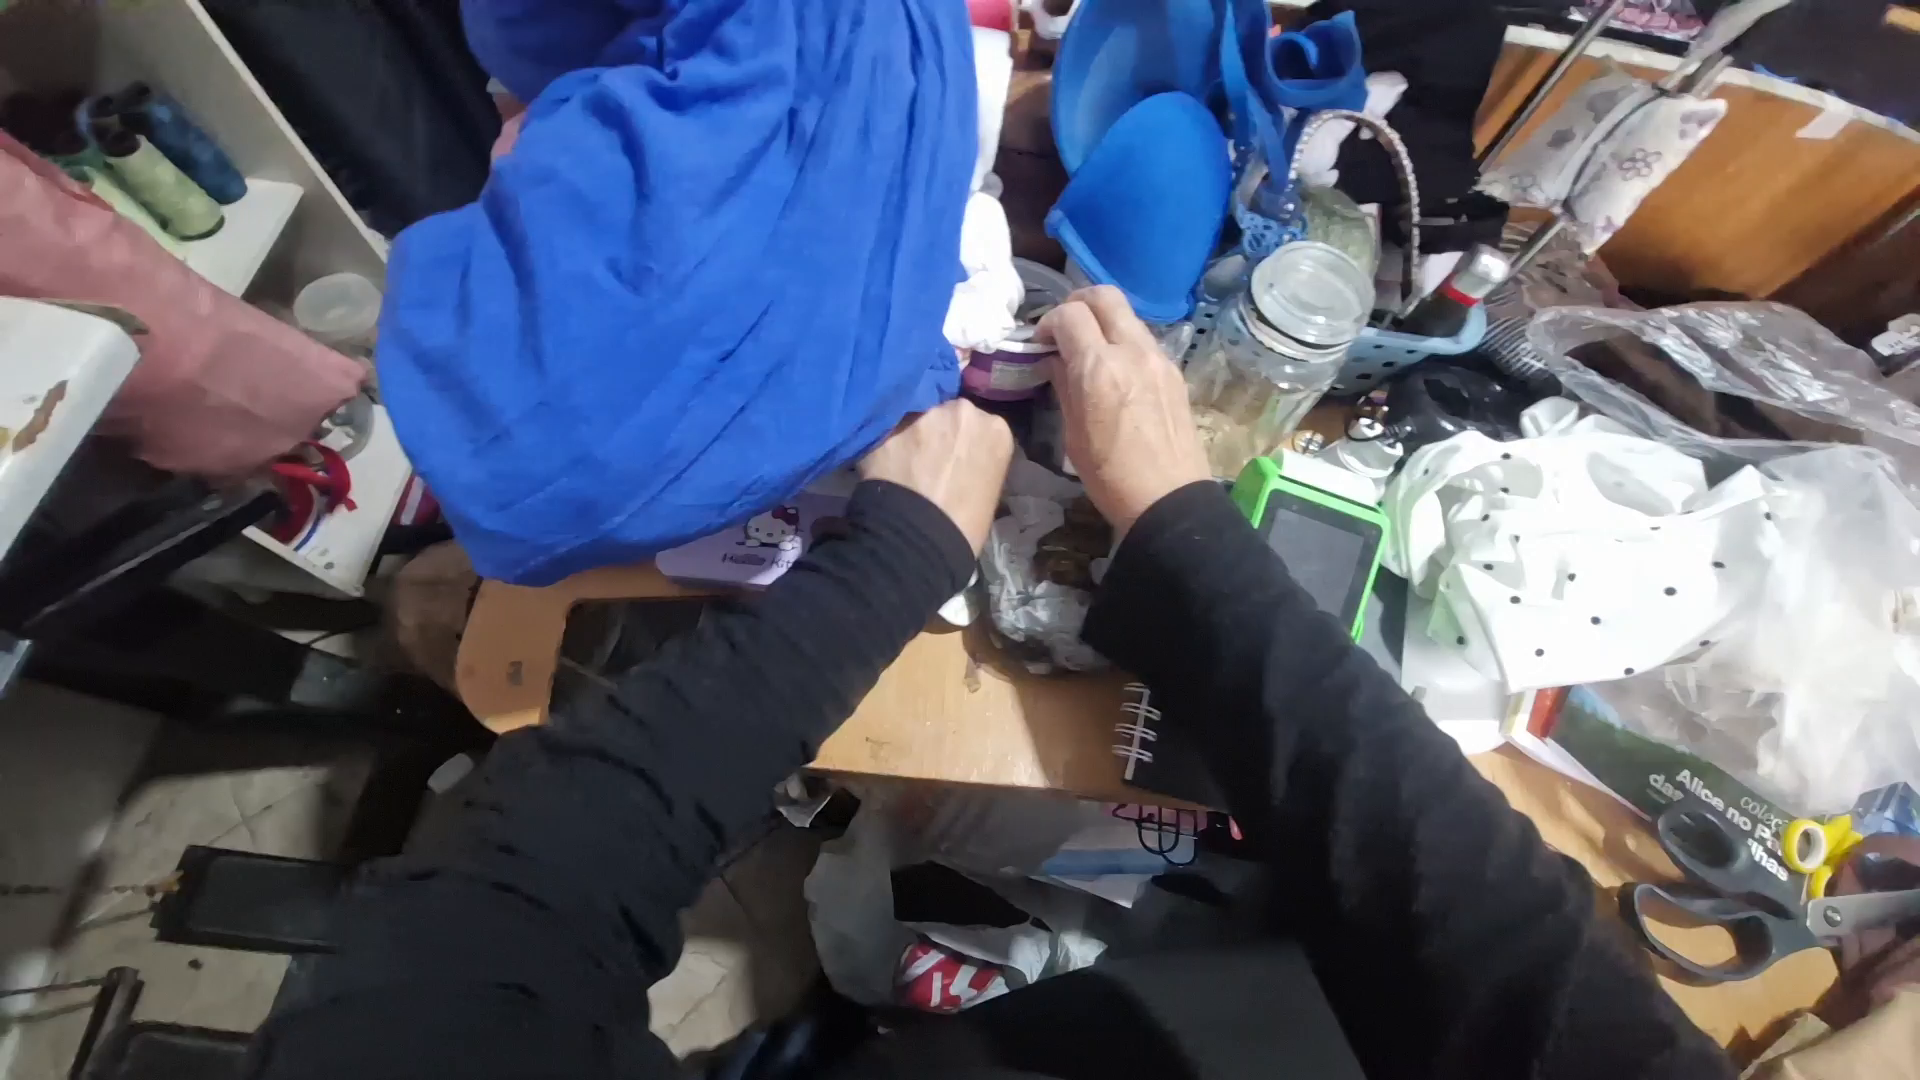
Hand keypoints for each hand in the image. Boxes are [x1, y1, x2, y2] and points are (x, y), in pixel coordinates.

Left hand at [858, 398, 1013, 554]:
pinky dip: (885, 444)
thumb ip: (977, 464)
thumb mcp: (989, 492)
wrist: (922, 540)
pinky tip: (883, 465)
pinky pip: (886, 430)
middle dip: (939, 433)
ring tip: (903, 464)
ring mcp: (924, 415)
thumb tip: (957, 463)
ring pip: (916, 418)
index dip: (964, 444)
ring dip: (912, 436)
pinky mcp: (889, 425)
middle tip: (928, 461)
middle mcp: (963, 412)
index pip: (980, 428)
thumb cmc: (965, 528)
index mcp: (997, 430)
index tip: (955, 461)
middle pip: (949, 415)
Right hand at [1041, 286, 1210, 538]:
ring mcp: (1158, 359)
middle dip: (1078, 303)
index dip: (1049, 322)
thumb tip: (1055, 361)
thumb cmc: (1109, 476)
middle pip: (1104, 296)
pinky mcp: (1174, 372)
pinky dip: (1123, 341)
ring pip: (1127, 316)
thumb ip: (1063, 387)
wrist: (1167, 499)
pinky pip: (1144, 340)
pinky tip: (1115, 370)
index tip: (1040, 342)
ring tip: (1089, 350)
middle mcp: (1132, 351)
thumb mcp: (1073, 434)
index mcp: (1099, 368)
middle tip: (1064, 328)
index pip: (1069, 315)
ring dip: (1103, 322)